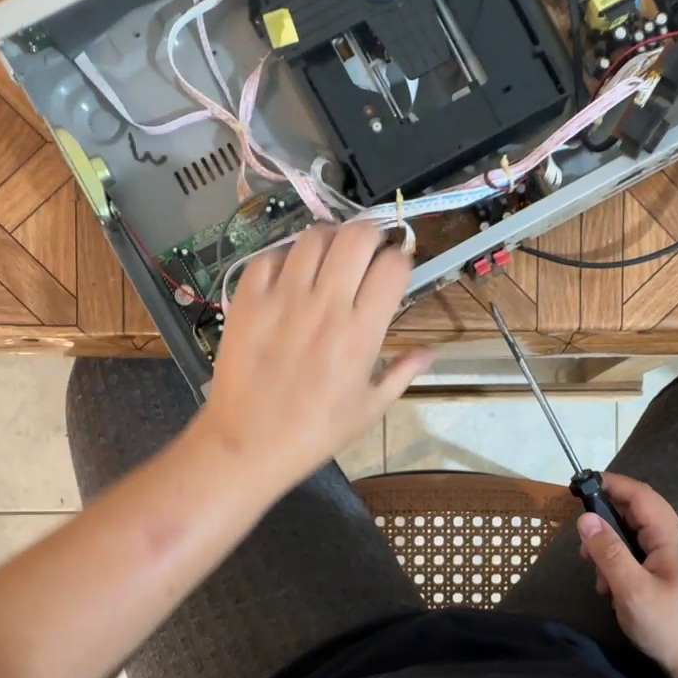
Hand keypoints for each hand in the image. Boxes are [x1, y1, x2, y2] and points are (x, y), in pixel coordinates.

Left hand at [198, 223, 431, 480]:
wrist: (249, 442)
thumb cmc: (315, 432)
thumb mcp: (369, 410)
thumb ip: (402, 373)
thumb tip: (429, 353)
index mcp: (361, 333)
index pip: (393, 266)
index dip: (399, 261)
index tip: (394, 272)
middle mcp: (325, 305)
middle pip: (357, 235)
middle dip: (370, 236)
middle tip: (366, 253)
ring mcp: (283, 297)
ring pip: (314, 236)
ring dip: (329, 241)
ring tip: (328, 260)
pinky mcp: (248, 298)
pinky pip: (271, 255)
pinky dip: (286, 258)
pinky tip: (290, 277)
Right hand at [576, 473, 677, 677]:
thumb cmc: (666, 626)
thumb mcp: (631, 590)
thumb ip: (608, 553)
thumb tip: (585, 519)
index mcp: (673, 537)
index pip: (642, 496)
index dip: (613, 484)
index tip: (583, 483)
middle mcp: (677, 539)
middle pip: (638, 511)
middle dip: (607, 520)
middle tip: (582, 543)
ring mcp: (675, 555)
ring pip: (636, 533)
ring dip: (611, 545)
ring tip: (596, 571)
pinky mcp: (670, 570)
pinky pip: (640, 552)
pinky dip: (620, 560)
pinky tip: (609, 584)